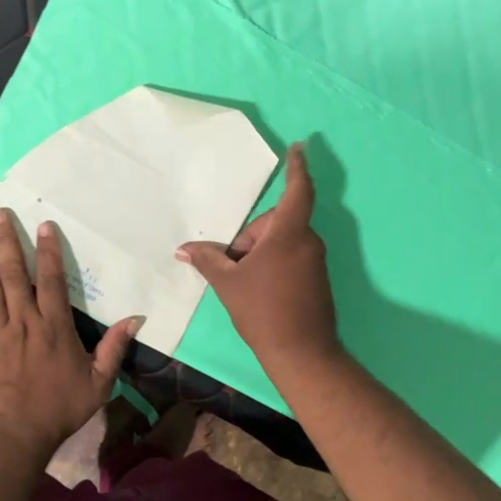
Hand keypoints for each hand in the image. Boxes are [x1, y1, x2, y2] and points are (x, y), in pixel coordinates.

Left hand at [0, 209, 140, 455]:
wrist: (18, 432)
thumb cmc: (61, 406)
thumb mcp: (98, 381)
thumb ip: (114, 348)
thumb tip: (135, 319)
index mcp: (53, 325)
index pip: (50, 280)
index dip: (48, 251)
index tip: (43, 225)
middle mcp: (23, 320)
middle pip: (13, 274)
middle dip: (7, 241)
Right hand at [177, 144, 339, 359]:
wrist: (302, 353)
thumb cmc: (263, 311)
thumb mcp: (228, 283)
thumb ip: (208, 259)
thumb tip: (184, 249)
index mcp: (288, 234)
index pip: (297, 190)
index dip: (297, 167)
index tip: (300, 147)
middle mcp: (307, 242)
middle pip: (275, 223)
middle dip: (250, 239)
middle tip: (231, 266)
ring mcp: (314, 261)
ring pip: (280, 243)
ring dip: (259, 254)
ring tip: (242, 283)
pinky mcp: (316, 280)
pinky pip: (289, 259)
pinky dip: (271, 266)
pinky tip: (257, 291)